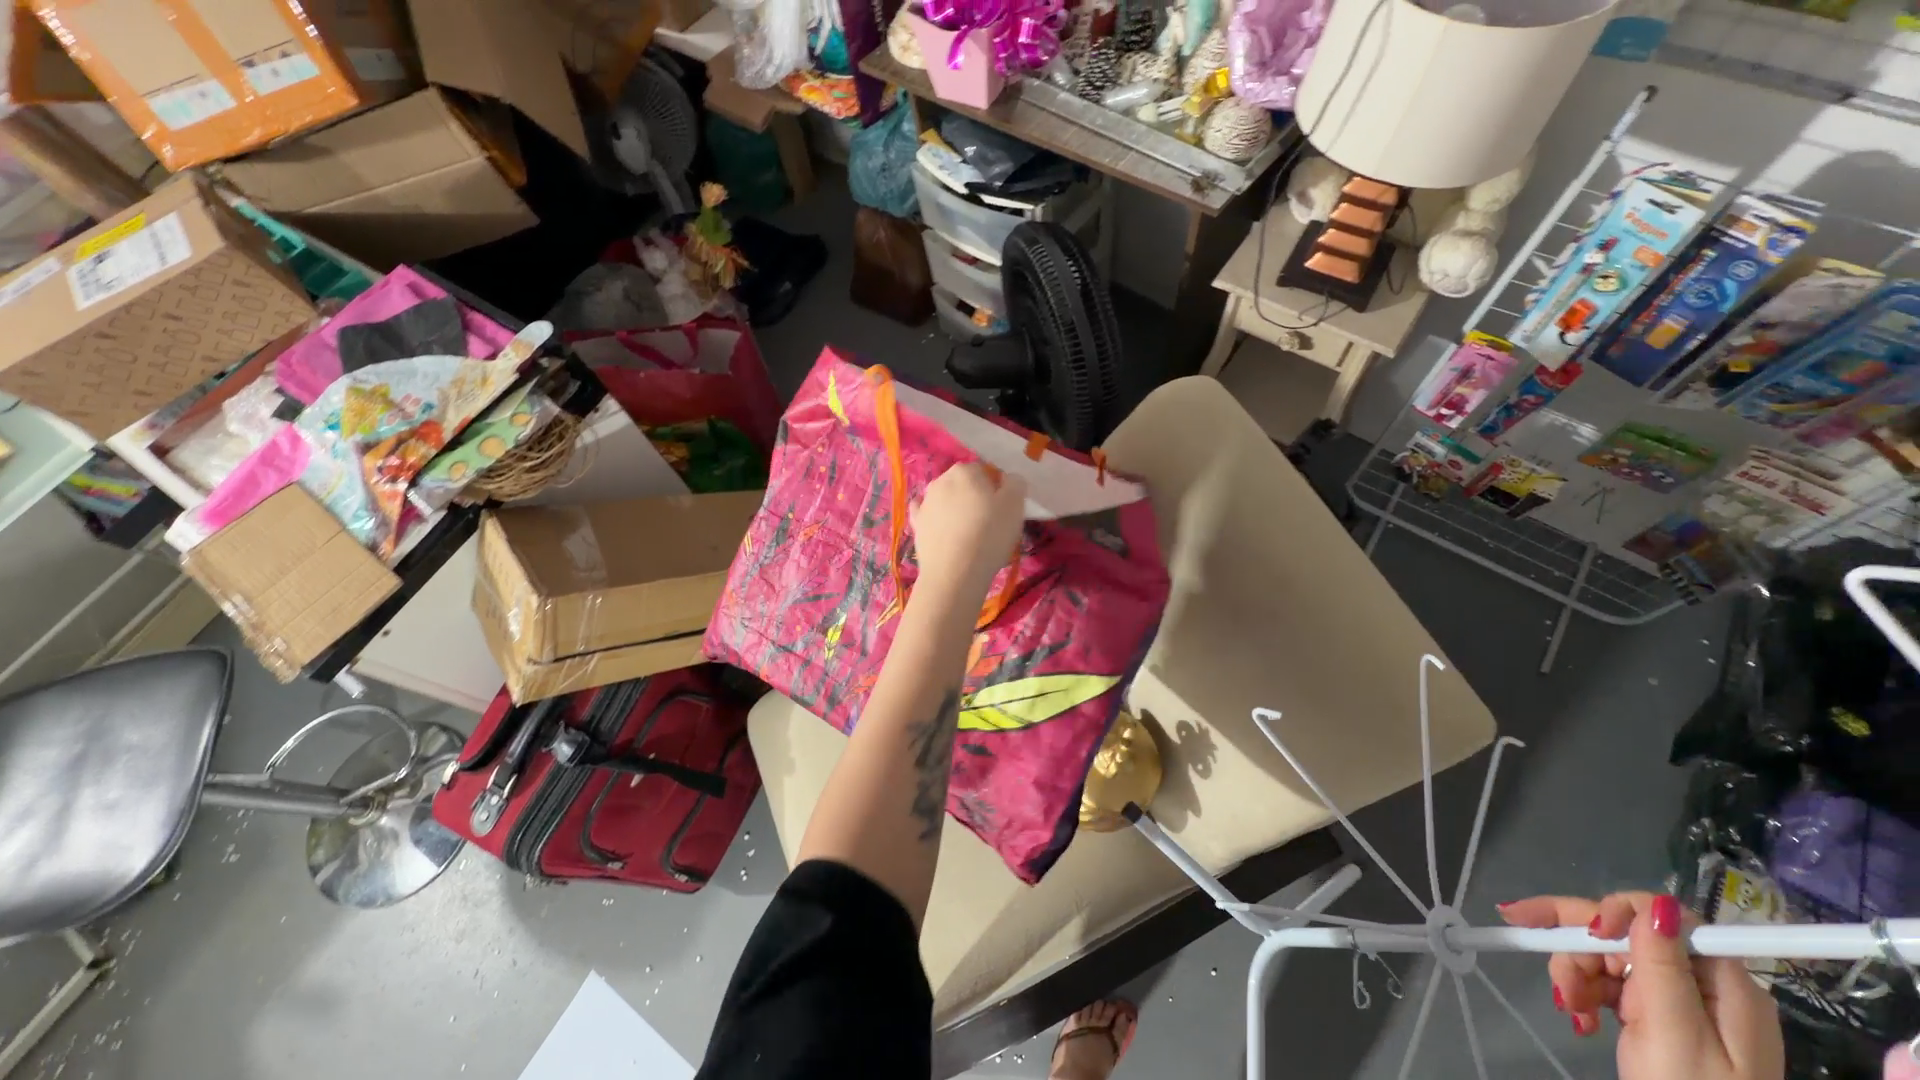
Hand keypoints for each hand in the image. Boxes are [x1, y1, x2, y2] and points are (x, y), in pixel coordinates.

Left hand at [909, 463, 1027, 605]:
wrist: (955, 573)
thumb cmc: (989, 534)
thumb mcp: (1015, 505)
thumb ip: (1015, 483)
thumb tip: (1009, 479)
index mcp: (965, 471)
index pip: (984, 471)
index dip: (996, 488)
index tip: (1003, 507)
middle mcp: (940, 480)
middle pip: (963, 484)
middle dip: (974, 496)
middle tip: (989, 520)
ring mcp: (925, 503)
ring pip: (945, 499)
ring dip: (955, 508)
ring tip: (969, 533)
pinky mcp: (916, 525)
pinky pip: (926, 514)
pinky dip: (935, 518)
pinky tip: (942, 528)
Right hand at [1499, 892, 1783, 1079]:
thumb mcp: (1674, 1032)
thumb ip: (1662, 965)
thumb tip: (1654, 902)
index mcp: (1720, 980)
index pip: (1661, 916)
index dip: (1612, 911)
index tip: (1578, 930)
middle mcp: (1703, 982)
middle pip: (1628, 935)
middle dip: (1578, 943)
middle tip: (1521, 937)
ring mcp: (1683, 1002)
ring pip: (1612, 958)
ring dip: (1578, 973)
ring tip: (1569, 1009)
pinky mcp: (1662, 1020)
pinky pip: (1615, 987)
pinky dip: (1588, 995)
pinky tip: (1580, 1018)